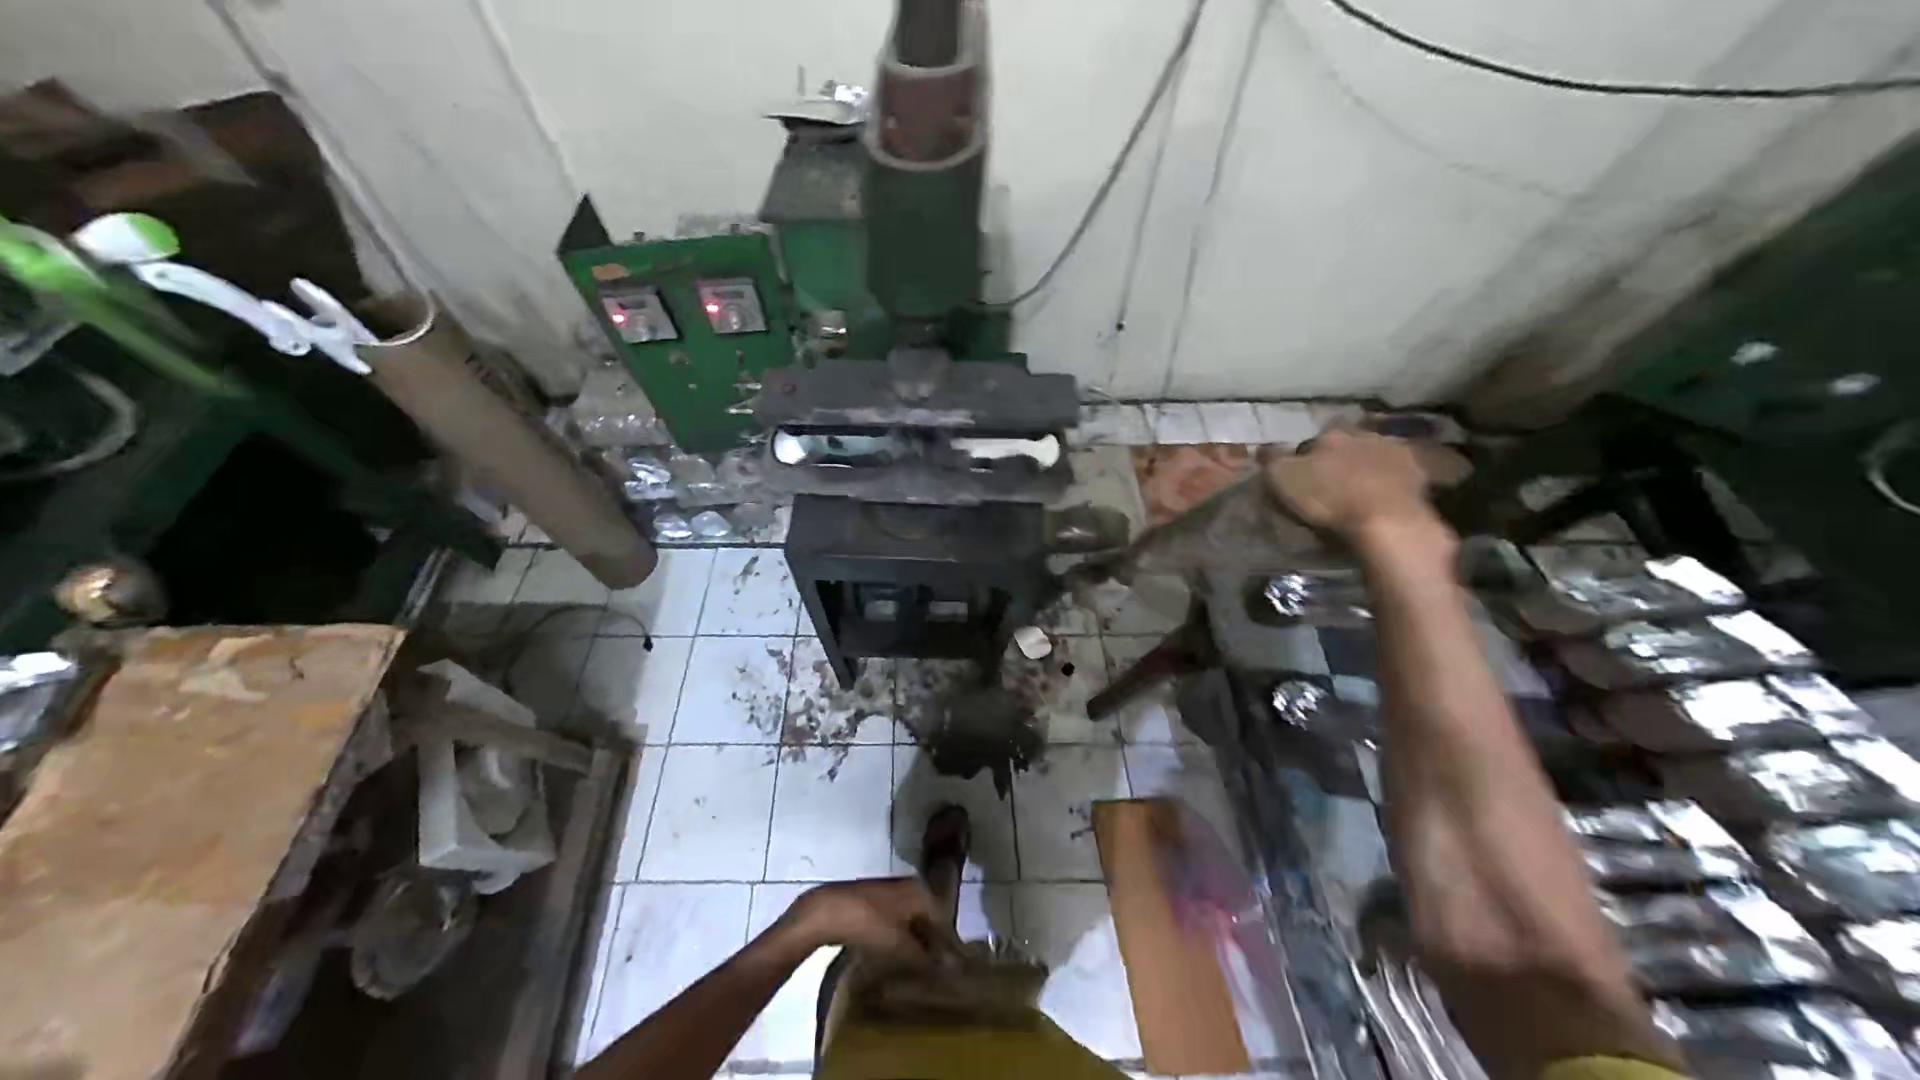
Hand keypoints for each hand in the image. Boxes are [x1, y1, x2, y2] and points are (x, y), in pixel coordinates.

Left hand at [775, 878, 941, 960]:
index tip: (944, 969)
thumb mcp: (899, 947)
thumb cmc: (868, 924)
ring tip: (911, 967)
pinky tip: (890, 956)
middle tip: (928, 970)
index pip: (942, 919)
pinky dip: (895, 937)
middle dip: (928, 942)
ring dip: (911, 941)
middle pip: (926, 918)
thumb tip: (943, 968)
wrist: (825, 912)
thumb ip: (923, 957)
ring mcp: (888, 891)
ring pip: (908, 919)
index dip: (944, 945)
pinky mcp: (871, 900)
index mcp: (920, 890)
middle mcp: (908, 886)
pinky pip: (892, 920)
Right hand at [1260, 429, 1451, 550]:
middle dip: (1342, 457)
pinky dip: (1400, 477)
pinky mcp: (1422, 473)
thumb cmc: (1328, 498)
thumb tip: (1263, 448)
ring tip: (1364, 488)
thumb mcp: (1283, 479)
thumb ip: (1272, 459)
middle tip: (1334, 481)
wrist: (1386, 520)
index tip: (1303, 476)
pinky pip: (1408, 470)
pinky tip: (1392, 492)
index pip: (1312, 441)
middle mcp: (1365, 434)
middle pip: (1348, 443)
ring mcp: (1397, 451)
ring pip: (1378, 453)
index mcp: (1331, 435)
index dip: (1306, 457)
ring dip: (1371, 465)